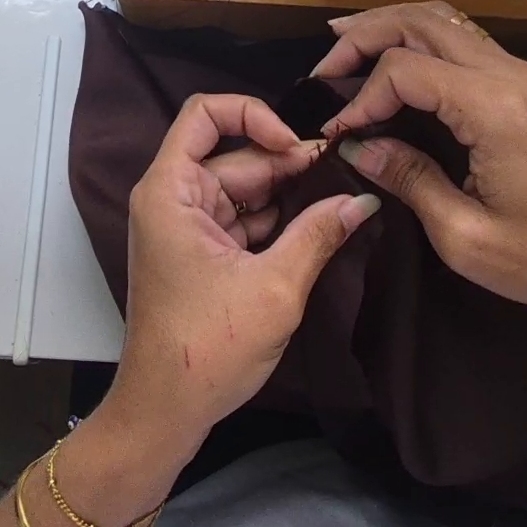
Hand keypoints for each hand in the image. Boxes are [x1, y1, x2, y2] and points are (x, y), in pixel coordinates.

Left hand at [108, 94, 379, 449]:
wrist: (164, 412)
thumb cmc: (206, 350)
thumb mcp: (275, 288)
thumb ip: (319, 235)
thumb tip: (362, 199)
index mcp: (171, 191)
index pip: (205, 115)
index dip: (253, 115)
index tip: (295, 147)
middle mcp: (173, 197)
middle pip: (235, 154)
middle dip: (287, 164)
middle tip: (343, 175)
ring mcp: (187, 223)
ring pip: (244, 186)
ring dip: (287, 194)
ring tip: (339, 198)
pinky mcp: (202, 248)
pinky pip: (243, 216)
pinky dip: (277, 220)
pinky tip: (317, 225)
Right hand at [312, 2, 526, 326]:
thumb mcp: (464, 235)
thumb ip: (407, 179)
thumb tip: (355, 145)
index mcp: (494, 109)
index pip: (405, 70)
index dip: (361, 97)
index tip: (338, 133)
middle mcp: (509, 75)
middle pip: (421, 22)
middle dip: (364, 36)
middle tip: (324, 68)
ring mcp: (520, 73)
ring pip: (443, 19)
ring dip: (390, 25)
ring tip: (345, 41)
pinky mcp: (524, 83)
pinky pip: (461, 36)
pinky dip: (418, 35)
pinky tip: (394, 53)